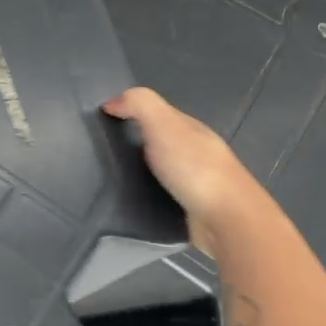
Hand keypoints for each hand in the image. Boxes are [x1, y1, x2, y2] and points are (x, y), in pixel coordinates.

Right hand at [104, 87, 269, 255]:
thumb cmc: (196, 169)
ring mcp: (193, 181)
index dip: (128, 110)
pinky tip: (125, 195)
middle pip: (155, 139)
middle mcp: (194, 152)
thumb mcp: (165, 125)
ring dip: (133, 168)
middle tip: (95, 146)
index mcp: (191, 130)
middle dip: (128, 140)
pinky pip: (157, 191)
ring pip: (155, 167)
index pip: (156, 113)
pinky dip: (141, 191)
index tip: (98, 119)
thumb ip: (140, 105)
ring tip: (103, 171)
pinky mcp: (188, 207)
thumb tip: (112, 102)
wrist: (230, 222)